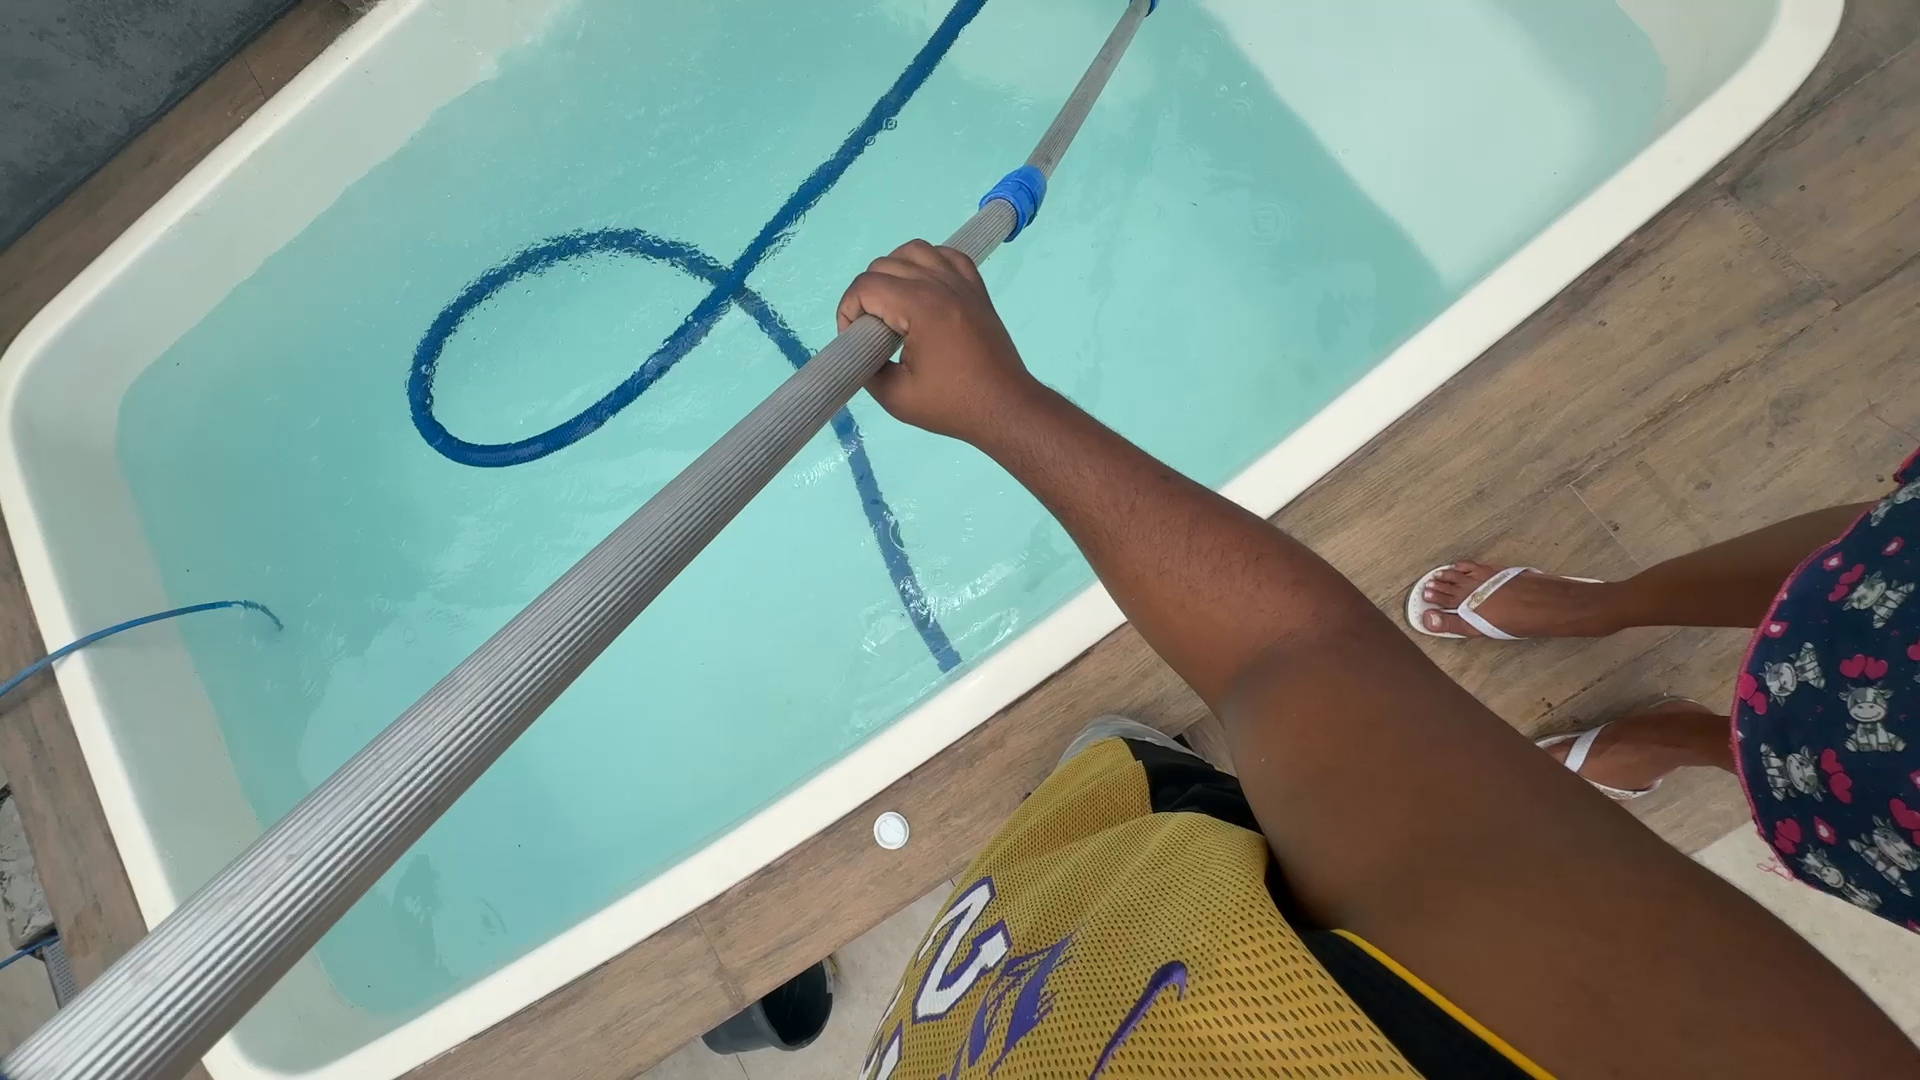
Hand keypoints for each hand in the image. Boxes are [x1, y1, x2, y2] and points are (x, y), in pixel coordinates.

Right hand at [837, 239, 1045, 443]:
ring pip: (914, 250)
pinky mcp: (977, 289)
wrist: (1004, 406)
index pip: (866, 286)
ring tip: (892, 305)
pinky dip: (927, 263)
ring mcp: (962, 282)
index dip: (848, 310)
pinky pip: (947, 255)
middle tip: (870, 329)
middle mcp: (941, 284)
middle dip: (866, 293)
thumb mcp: (896, 397)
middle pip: (885, 264)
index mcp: (920, 307)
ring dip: (893, 271)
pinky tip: (923, 288)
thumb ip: (868, 370)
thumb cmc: (953, 406)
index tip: (853, 338)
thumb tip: (859, 352)